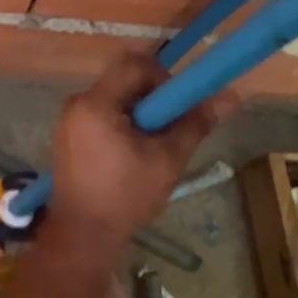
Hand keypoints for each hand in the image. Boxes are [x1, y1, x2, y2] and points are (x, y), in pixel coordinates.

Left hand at [48, 52, 235, 246]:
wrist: (82, 233)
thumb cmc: (126, 196)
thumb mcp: (167, 160)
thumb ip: (195, 123)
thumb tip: (231, 96)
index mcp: (96, 103)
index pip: (133, 64)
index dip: (162, 76)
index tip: (178, 106)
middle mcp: (76, 102)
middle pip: (122, 80)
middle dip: (152, 98)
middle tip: (170, 130)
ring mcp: (68, 119)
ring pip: (113, 98)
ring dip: (139, 113)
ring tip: (153, 147)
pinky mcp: (67, 135)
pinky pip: (100, 114)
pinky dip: (121, 124)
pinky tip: (132, 155)